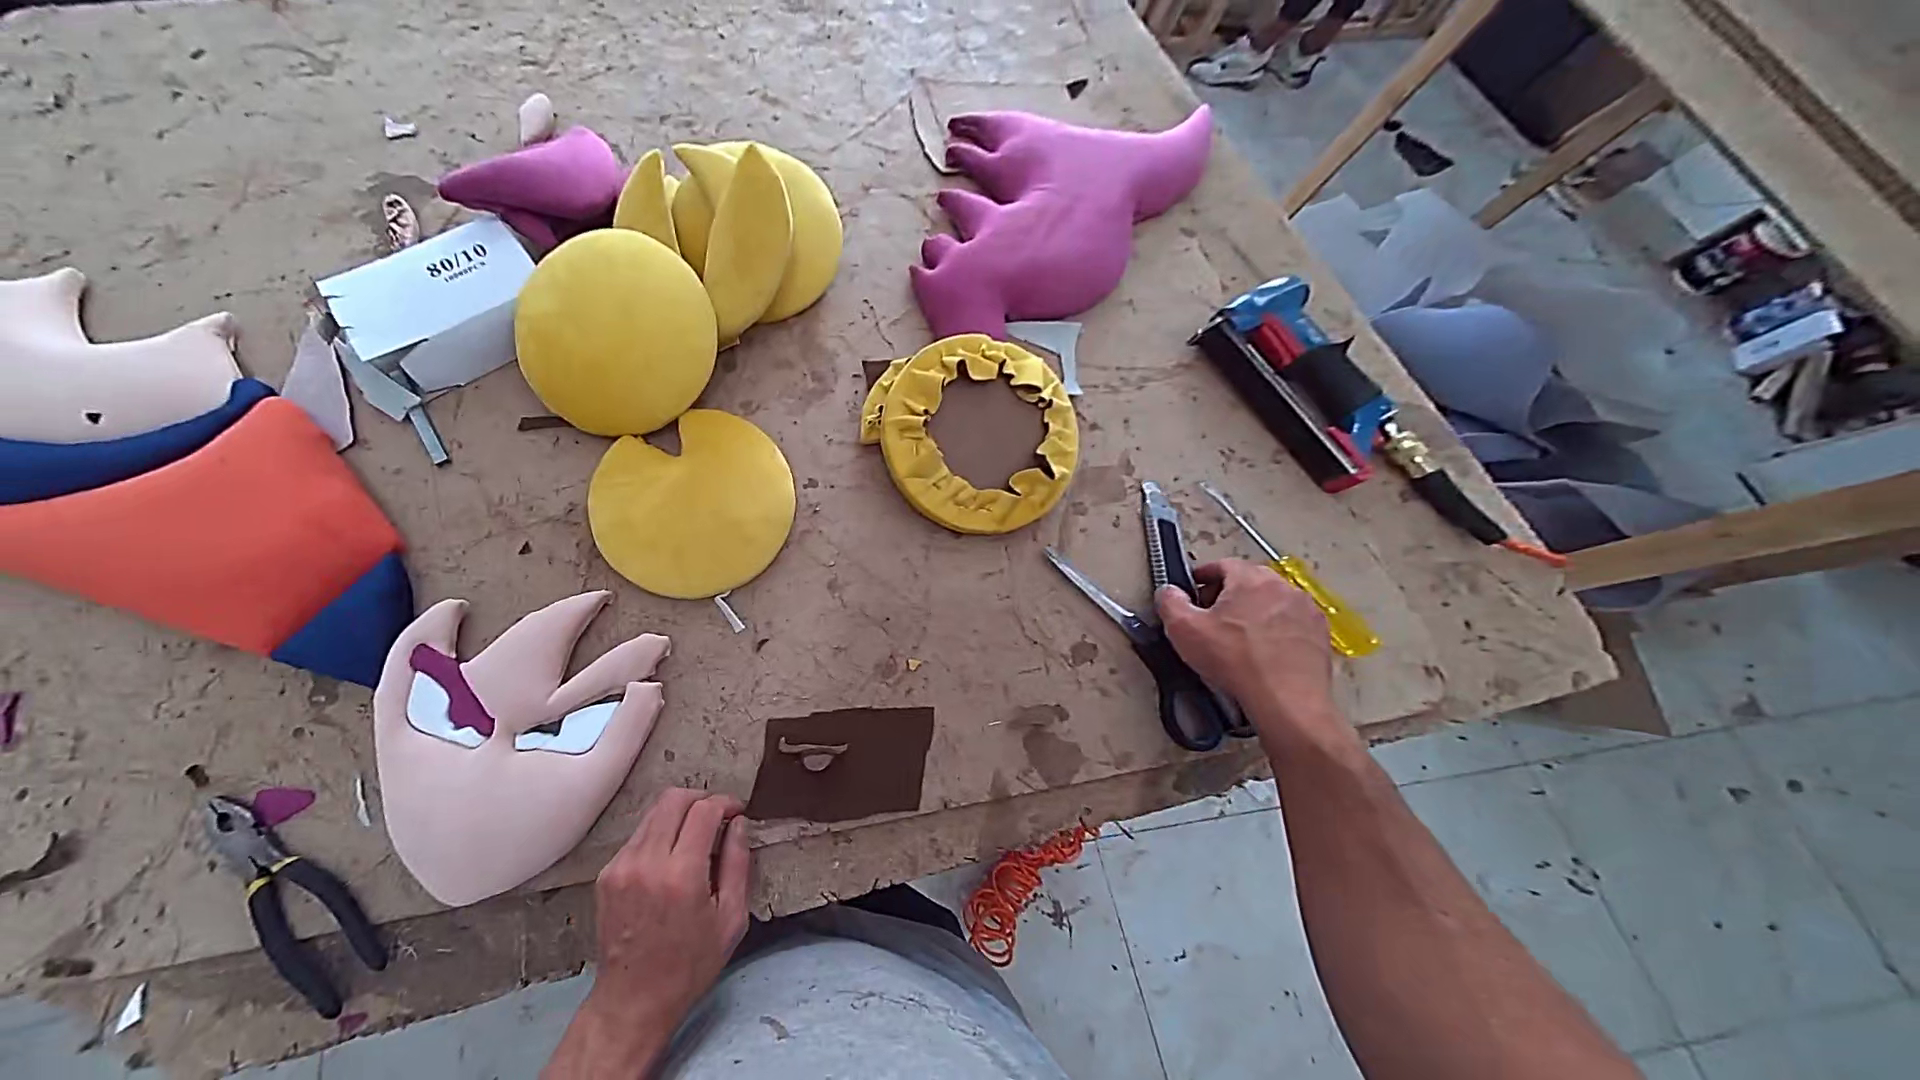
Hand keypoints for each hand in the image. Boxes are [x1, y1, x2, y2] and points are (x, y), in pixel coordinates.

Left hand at [590, 789, 750, 1028]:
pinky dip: (661, 833)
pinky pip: (639, 835)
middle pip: (674, 799)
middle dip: (702, 798)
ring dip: (680, 814)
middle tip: (718, 816)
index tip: (738, 812)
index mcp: (681, 875)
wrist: (633, 1000)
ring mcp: (621, 868)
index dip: (726, 802)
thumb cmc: (690, 964)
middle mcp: (646, 864)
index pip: (704, 810)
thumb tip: (739, 823)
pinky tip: (672, 857)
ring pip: (653, 812)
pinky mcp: (606, 875)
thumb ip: (738, 863)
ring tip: (696, 836)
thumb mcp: (731, 917)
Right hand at [1155, 559, 1345, 746]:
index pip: (1222, 565)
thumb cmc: (1241, 664)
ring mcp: (1303, 610)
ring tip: (1237, 640)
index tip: (1195, 588)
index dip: (1203, 576)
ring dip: (1253, 613)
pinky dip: (1275, 632)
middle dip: (1227, 595)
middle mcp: (1281, 587)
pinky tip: (1261, 653)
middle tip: (1211, 617)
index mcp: (1249, 579)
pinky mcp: (1318, 634)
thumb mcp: (1184, 630)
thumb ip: (1170, 603)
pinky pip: (1290, 623)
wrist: (1285, 700)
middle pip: (1247, 581)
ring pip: (1270, 602)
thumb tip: (1168, 593)